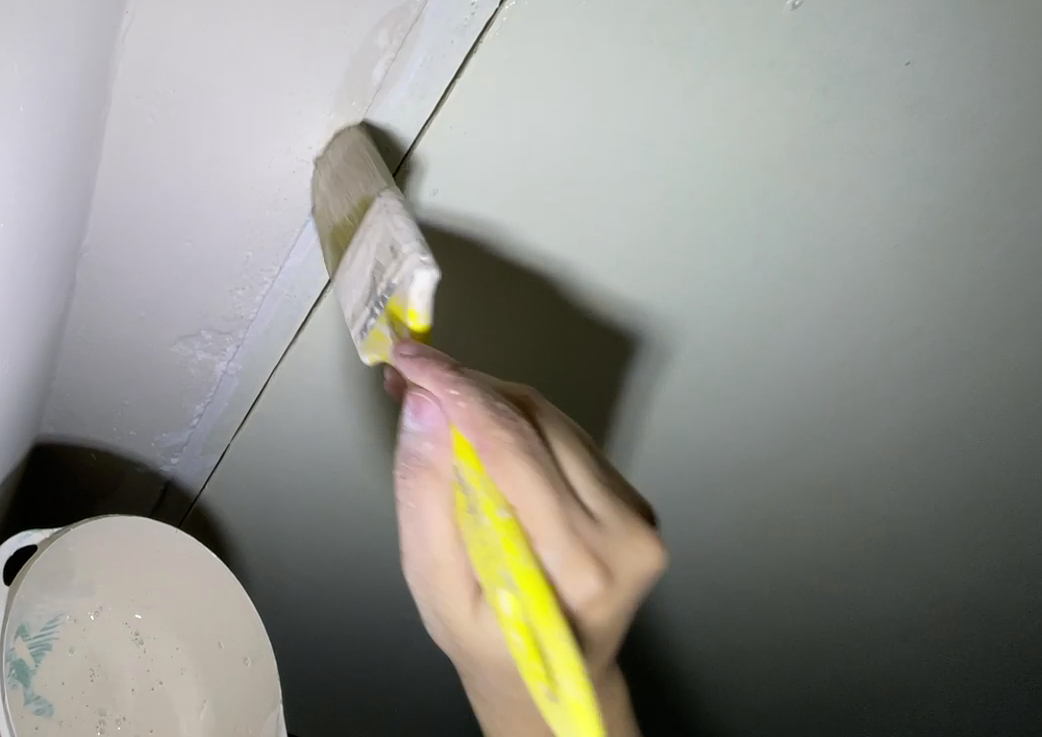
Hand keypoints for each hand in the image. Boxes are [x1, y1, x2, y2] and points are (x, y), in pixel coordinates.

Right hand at [385, 341, 665, 735]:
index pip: (510, 445)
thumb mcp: (431, 577)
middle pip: (532, 418)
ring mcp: (634, 514)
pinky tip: (471, 419)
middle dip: (462, 382)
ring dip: (483, 393)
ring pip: (547, 414)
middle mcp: (621, 531)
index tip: (406, 357)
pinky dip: (508, 413)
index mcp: (576, 562)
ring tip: (430, 392)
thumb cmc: (481, 639)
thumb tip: (422, 403)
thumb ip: (424, 489)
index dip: (454, 388)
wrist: (549, 686)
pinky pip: (560, 431)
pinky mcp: (629, 500)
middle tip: (407, 372)